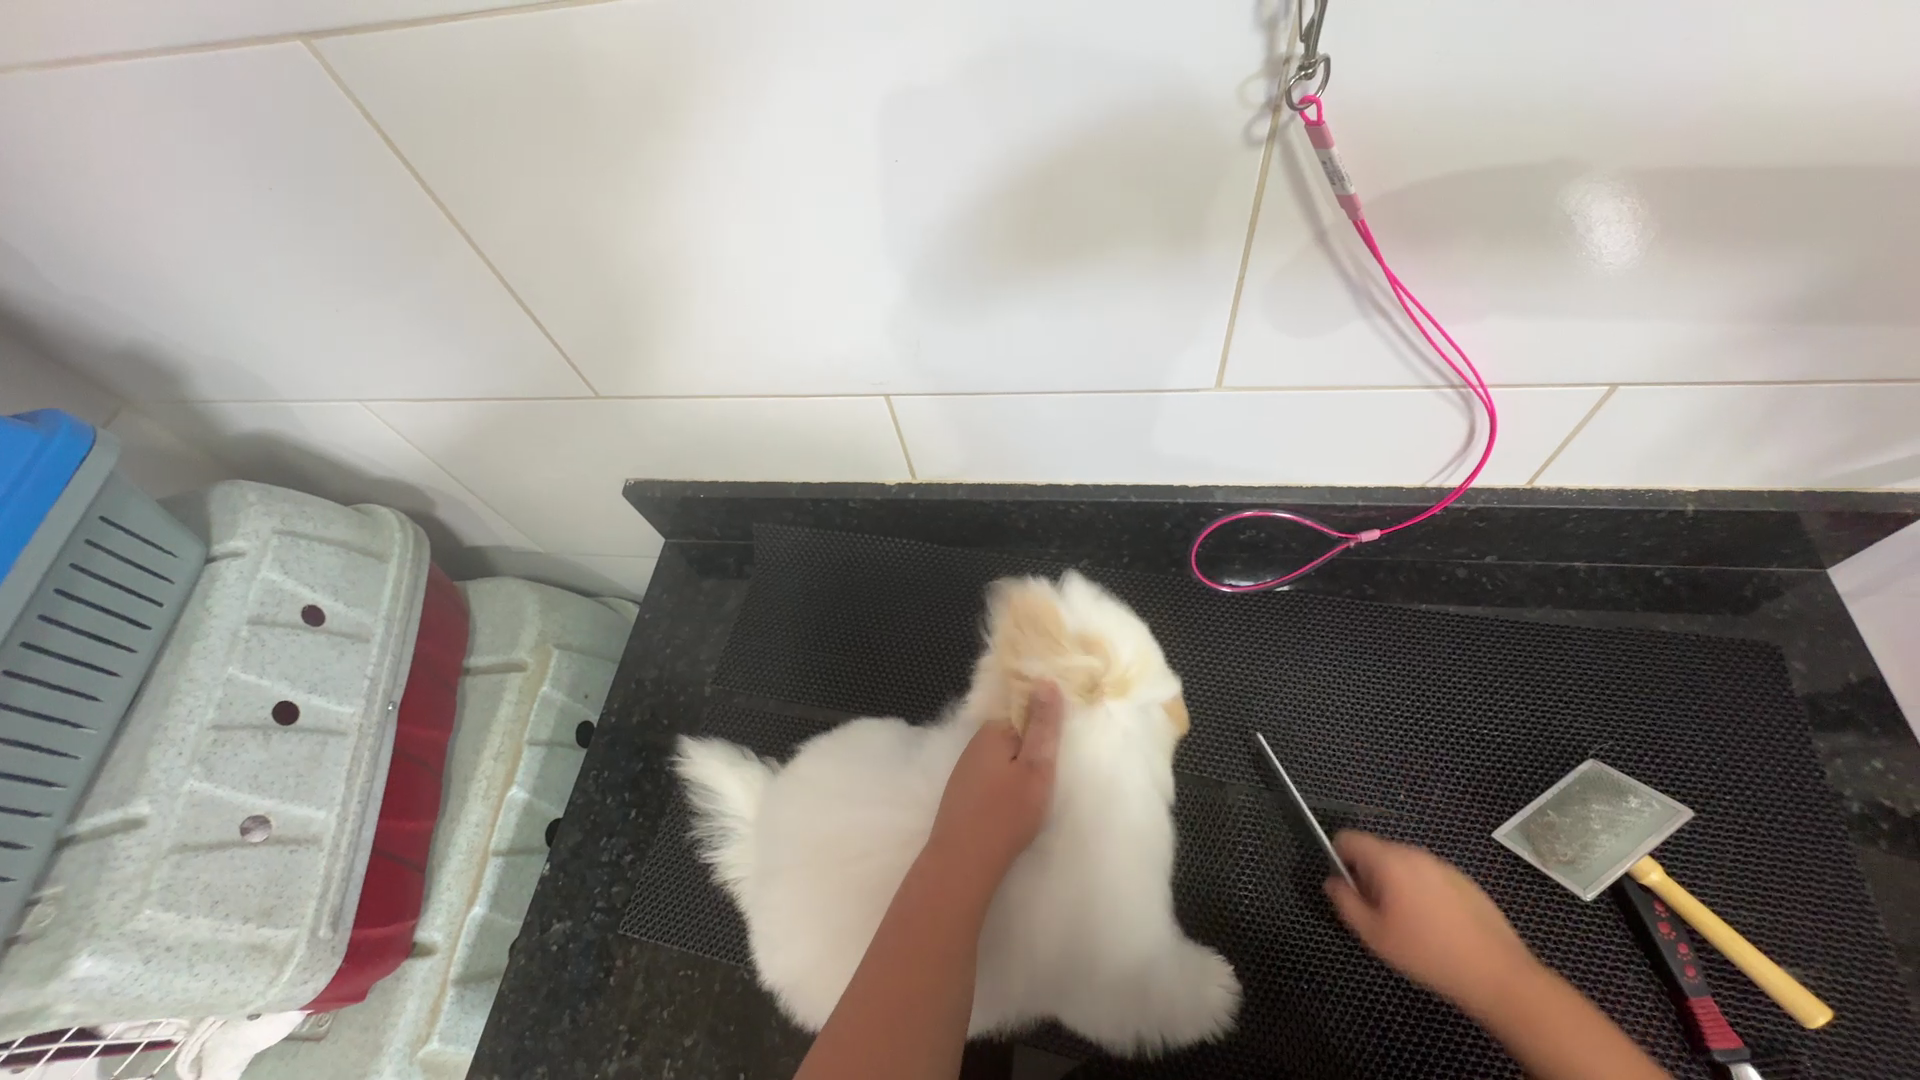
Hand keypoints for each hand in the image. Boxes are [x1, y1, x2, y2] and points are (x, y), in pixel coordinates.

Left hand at [923, 682, 1065, 884]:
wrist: (963, 861)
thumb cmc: (1006, 813)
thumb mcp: (1035, 767)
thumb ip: (1043, 726)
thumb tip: (1045, 680)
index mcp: (993, 731)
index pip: (1023, 708)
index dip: (1046, 718)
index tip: (1065, 736)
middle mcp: (976, 743)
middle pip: (1013, 732)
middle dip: (1034, 742)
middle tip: (1058, 764)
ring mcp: (967, 769)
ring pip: (1003, 755)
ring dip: (1021, 763)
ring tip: (1041, 783)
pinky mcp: (964, 792)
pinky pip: (993, 774)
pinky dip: (1008, 780)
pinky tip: (1016, 798)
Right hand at [1324, 831, 1542, 1015]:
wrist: (1497, 975)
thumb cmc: (1426, 953)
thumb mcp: (1373, 934)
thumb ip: (1344, 901)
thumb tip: (1332, 882)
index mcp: (1388, 861)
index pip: (1348, 838)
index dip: (1338, 859)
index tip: (1347, 889)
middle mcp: (1415, 853)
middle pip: (1376, 852)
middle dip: (1368, 876)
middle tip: (1377, 914)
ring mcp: (1443, 866)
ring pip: (1403, 865)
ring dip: (1395, 884)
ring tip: (1408, 924)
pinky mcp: (1465, 881)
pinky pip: (1429, 877)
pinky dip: (1422, 893)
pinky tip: (1436, 927)